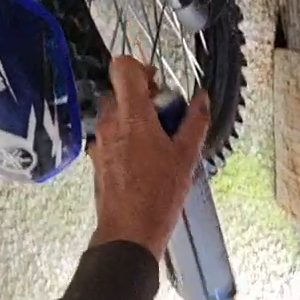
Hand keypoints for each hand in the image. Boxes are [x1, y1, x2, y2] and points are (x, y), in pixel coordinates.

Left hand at [88, 57, 210, 258]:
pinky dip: (126, 139)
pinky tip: (145, 161)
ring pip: (116, 114)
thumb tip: (202, 98)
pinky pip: (111, 135)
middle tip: (165, 120)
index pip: (123, 67)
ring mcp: (100, 140)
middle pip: (121, 91)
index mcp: (132, 115)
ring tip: (157, 144)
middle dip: (143, 99)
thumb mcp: (186, 156)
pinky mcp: (97, 158)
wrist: (128, 232)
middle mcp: (109, 123)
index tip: (158, 86)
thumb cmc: (158, 195)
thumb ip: (195, 121)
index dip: (141, 68)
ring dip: (135, 120)